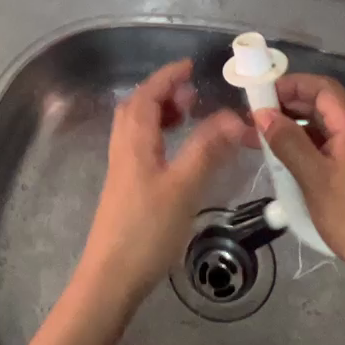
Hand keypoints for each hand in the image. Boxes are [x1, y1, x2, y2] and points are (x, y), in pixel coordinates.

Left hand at [77, 59, 249, 308]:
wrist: (110, 278)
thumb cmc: (146, 230)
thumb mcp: (183, 187)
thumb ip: (208, 149)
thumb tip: (234, 117)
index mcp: (134, 141)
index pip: (147, 95)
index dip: (167, 77)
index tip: (191, 66)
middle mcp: (124, 148)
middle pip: (138, 108)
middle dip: (164, 93)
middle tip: (193, 94)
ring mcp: (123, 170)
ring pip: (139, 128)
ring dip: (162, 114)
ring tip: (190, 117)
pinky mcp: (127, 189)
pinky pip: (143, 147)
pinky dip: (161, 137)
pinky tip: (179, 154)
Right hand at [253, 74, 344, 289]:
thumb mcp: (314, 180)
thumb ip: (289, 143)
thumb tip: (264, 114)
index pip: (324, 88)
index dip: (293, 84)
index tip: (264, 95)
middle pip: (327, 105)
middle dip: (292, 105)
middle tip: (259, 118)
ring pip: (330, 127)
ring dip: (300, 127)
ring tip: (269, 139)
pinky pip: (337, 145)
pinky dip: (313, 144)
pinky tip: (293, 160)